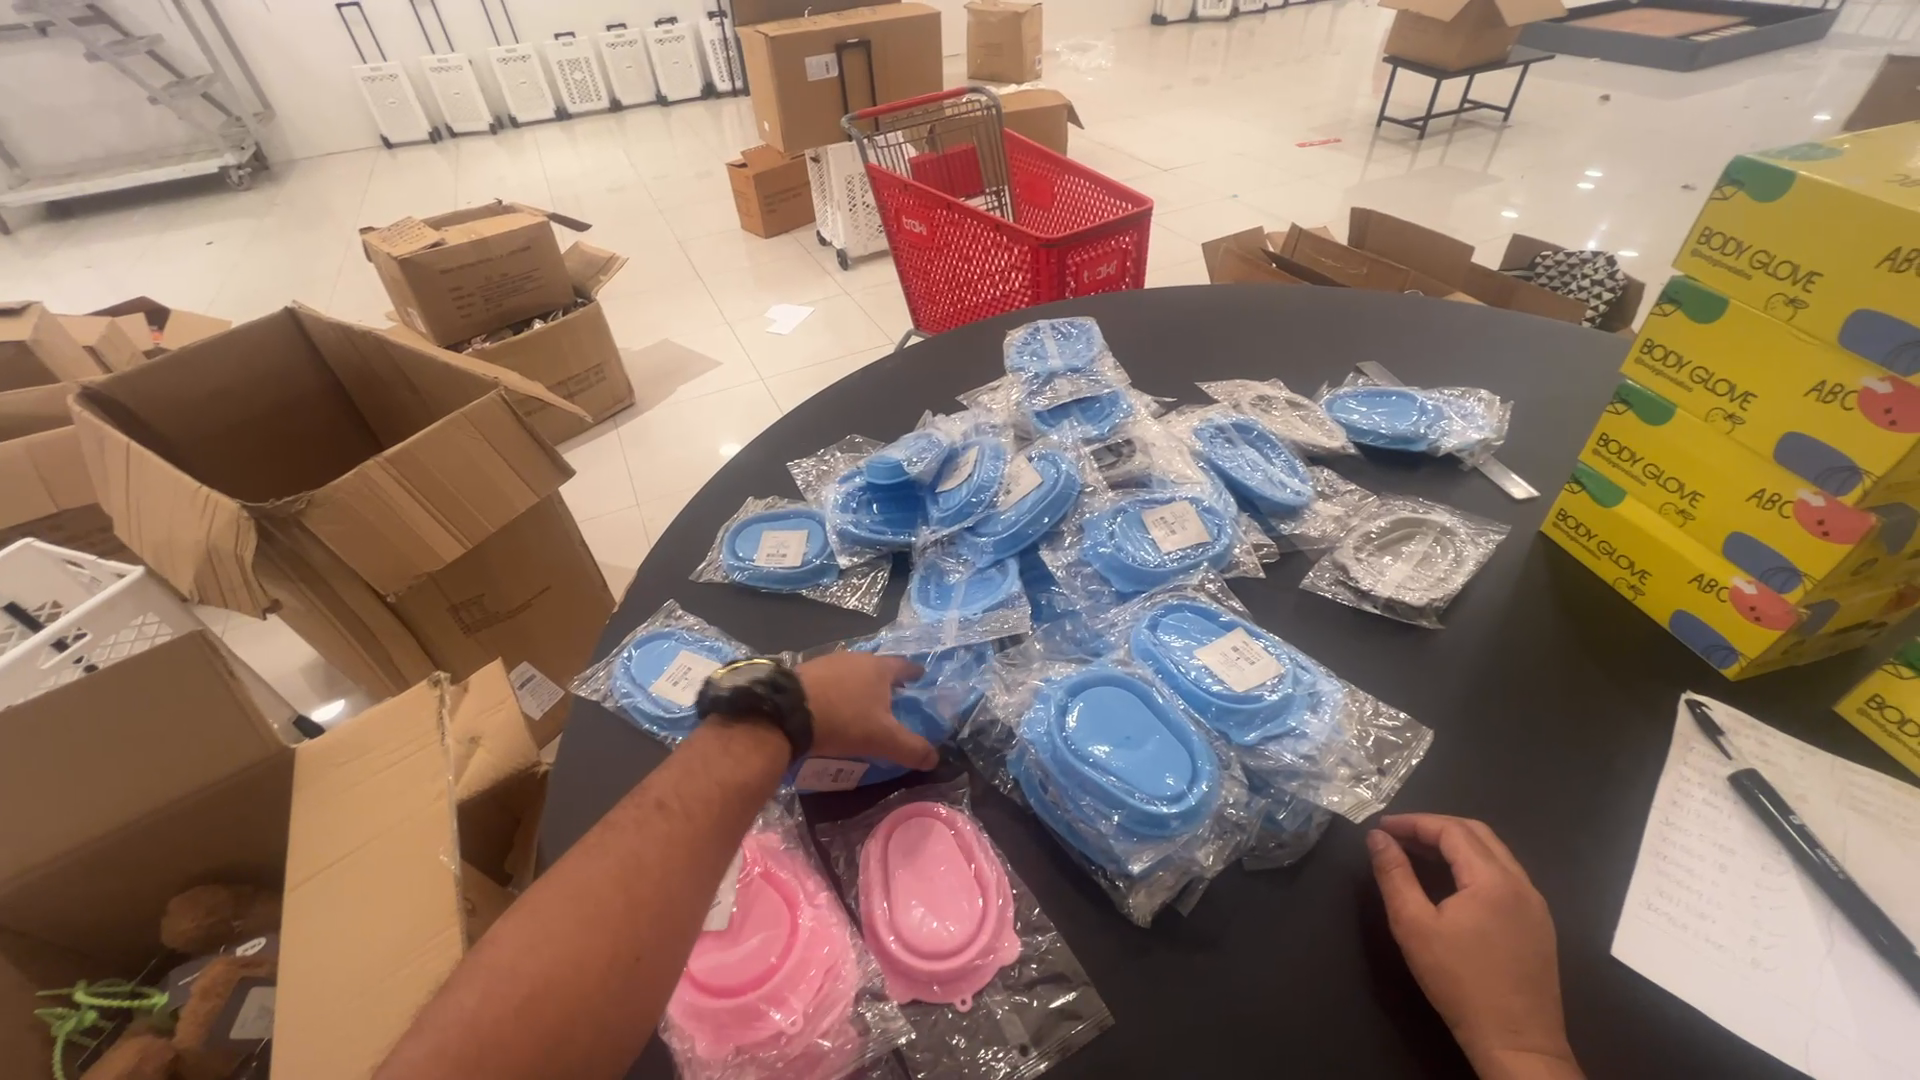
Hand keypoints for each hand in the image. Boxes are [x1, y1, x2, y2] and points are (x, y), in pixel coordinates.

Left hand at [796, 652, 936, 769]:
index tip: (920, 678)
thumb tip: (935, 758)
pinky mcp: (805, 672)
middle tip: (893, 697)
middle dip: (886, 681)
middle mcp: (856, 658)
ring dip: (858, 686)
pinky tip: (832, 708)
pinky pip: (829, 681)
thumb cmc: (844, 720)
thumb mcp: (882, 739)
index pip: (904, 666)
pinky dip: (836, 692)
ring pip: (852, 673)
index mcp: (879, 668)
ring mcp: (828, 662)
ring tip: (861, 704)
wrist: (786, 712)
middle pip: (877, 667)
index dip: (914, 673)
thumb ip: (911, 748)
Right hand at [1367, 814, 1581, 1079]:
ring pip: (1494, 854)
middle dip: (1434, 827)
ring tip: (1418, 854)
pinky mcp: (1538, 925)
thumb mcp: (1413, 924)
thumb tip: (1377, 837)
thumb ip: (1394, 874)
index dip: (1413, 822)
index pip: (1451, 830)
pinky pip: (1504, 876)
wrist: (1516, 1044)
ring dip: (1454, 845)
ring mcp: (1535, 906)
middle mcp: (1522, 884)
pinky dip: (1472, 865)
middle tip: (1398, 835)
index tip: (1381, 827)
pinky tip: (1450, 883)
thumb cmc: (1459, 982)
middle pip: (1477, 834)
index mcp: (1494, 880)